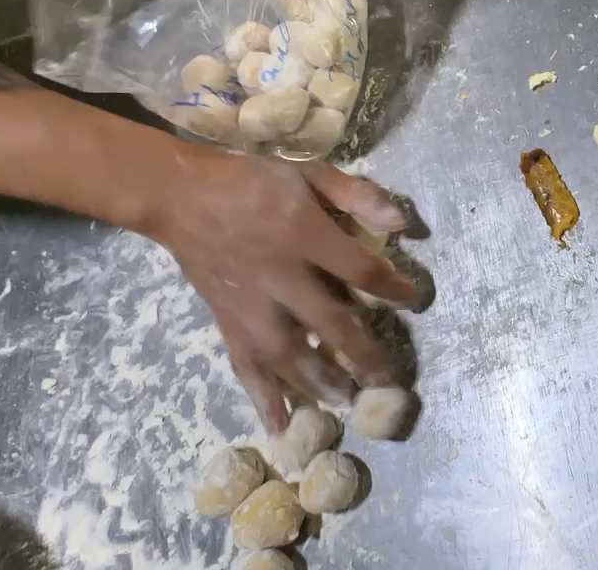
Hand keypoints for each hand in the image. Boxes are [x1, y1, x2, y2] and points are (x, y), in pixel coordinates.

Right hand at [141, 152, 417, 432]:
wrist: (181, 194)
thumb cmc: (255, 180)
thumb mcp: (311, 173)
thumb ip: (357, 195)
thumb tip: (401, 223)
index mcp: (303, 236)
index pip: (359, 271)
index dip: (392, 288)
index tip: (416, 300)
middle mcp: (278, 276)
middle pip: (328, 323)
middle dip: (362, 353)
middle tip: (388, 380)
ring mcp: (248, 304)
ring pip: (286, 353)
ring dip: (318, 381)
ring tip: (347, 401)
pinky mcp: (224, 320)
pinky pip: (244, 364)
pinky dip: (261, 396)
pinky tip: (278, 424)